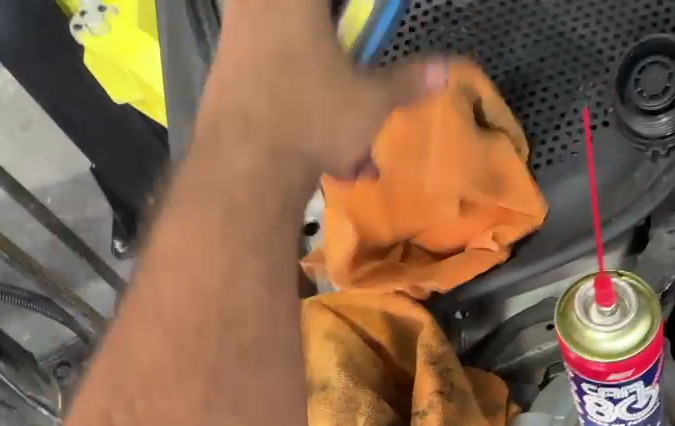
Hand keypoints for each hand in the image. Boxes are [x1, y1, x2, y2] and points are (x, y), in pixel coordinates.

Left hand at [197, 0, 447, 183]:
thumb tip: (445, 69)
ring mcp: (237, 36)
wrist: (245, 160)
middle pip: (313, 24)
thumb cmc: (314, 114)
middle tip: (364, 78)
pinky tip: (333, 161)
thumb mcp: (372, 101)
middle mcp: (258, 4)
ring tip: (357, 152)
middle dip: (344, 56)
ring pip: (297, 57)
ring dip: (333, 97)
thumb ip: (406, 81)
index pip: (333, 5)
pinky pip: (278, 81)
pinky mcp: (229, 72)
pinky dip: (307, 112)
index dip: (355, 18)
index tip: (367, 30)